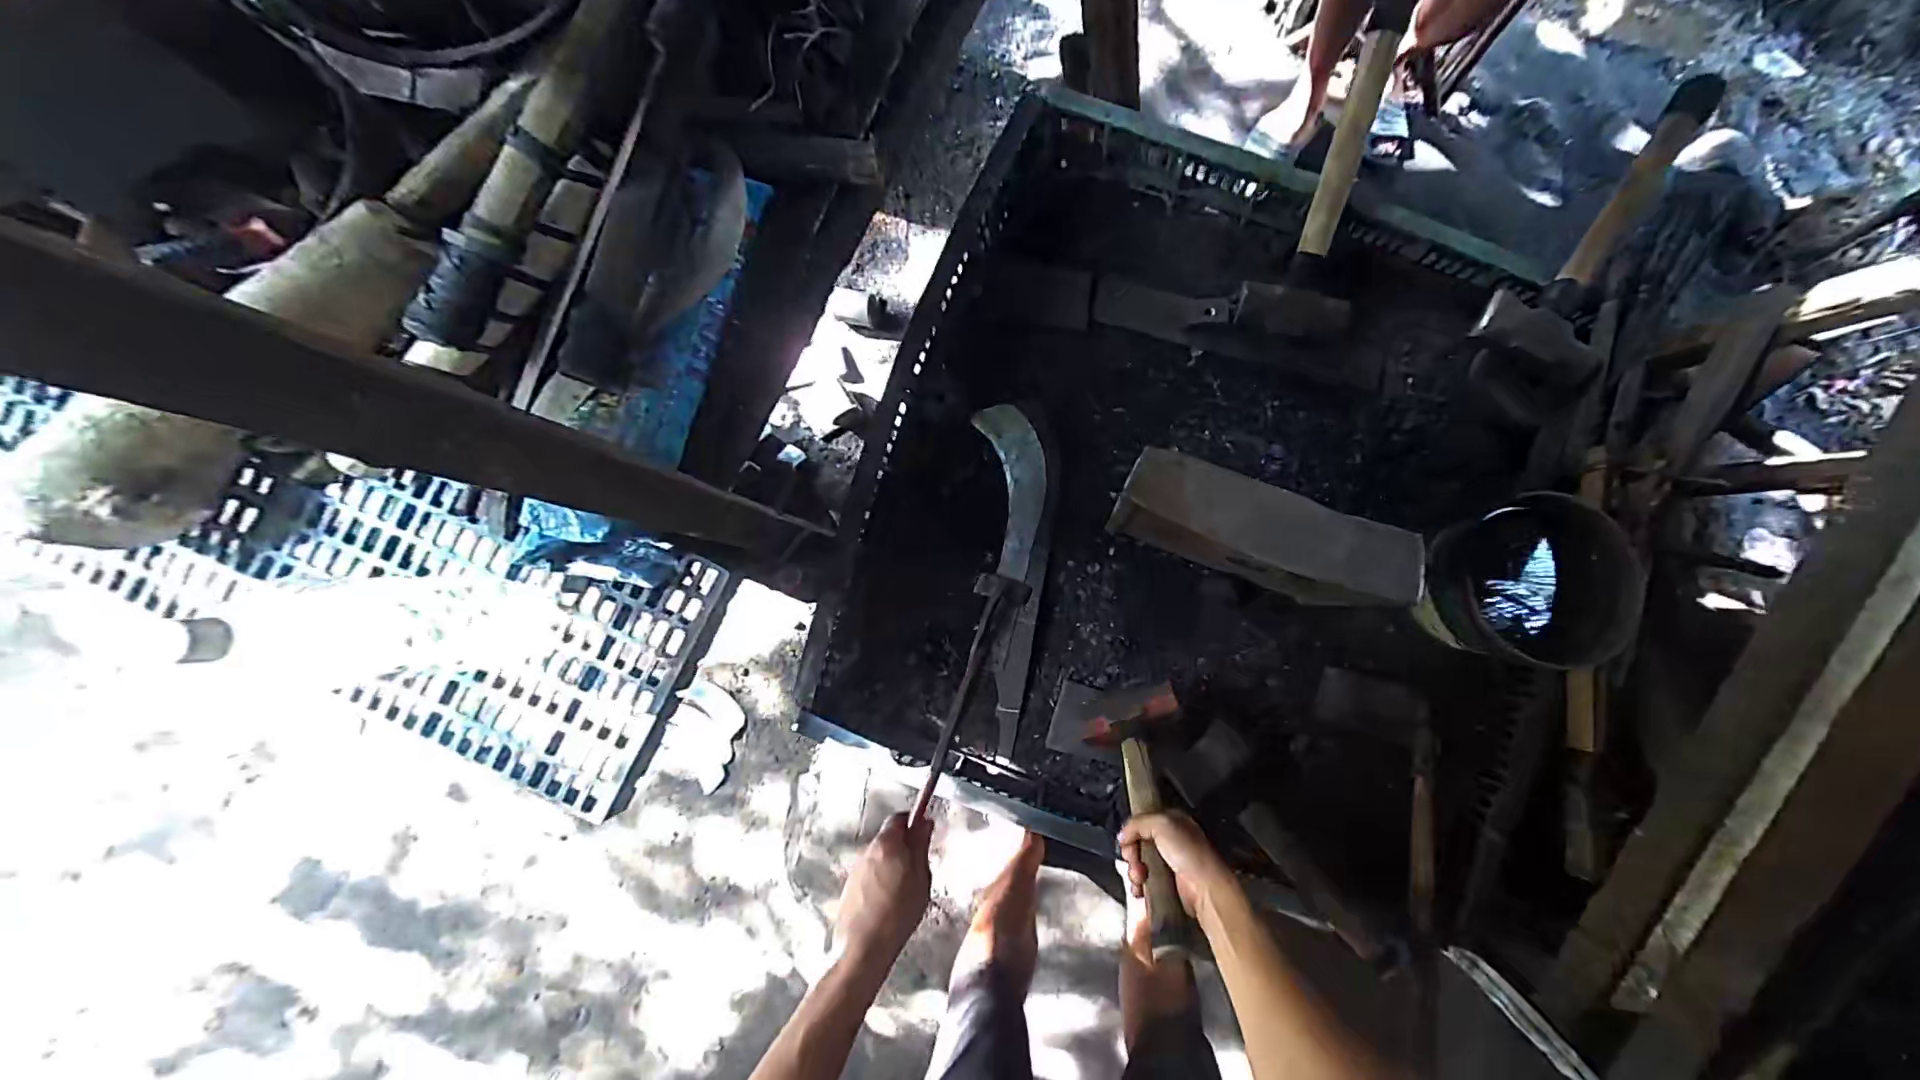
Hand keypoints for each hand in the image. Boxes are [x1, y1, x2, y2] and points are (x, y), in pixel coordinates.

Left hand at [833, 812, 932, 973]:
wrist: (862, 948)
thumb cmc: (899, 912)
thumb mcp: (921, 879)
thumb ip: (921, 847)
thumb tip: (924, 822)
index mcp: (887, 843)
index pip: (899, 817)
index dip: (913, 823)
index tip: (924, 836)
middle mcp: (868, 849)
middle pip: (888, 836)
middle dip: (903, 845)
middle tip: (919, 866)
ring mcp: (856, 867)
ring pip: (879, 855)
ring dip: (891, 862)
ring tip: (904, 888)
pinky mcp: (849, 885)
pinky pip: (869, 872)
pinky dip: (880, 878)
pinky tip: (888, 901)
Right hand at [1118, 811, 1237, 916]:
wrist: (1206, 890)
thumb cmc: (1190, 854)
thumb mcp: (1161, 824)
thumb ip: (1137, 823)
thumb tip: (1123, 836)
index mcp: (1173, 822)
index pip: (1143, 822)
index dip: (1131, 831)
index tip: (1127, 841)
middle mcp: (1171, 843)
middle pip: (1138, 844)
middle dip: (1131, 854)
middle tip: (1134, 862)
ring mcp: (1169, 865)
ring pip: (1139, 865)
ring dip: (1134, 872)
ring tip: (1139, 879)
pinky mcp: (1168, 886)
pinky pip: (1145, 884)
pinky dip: (1139, 887)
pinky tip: (1141, 890)